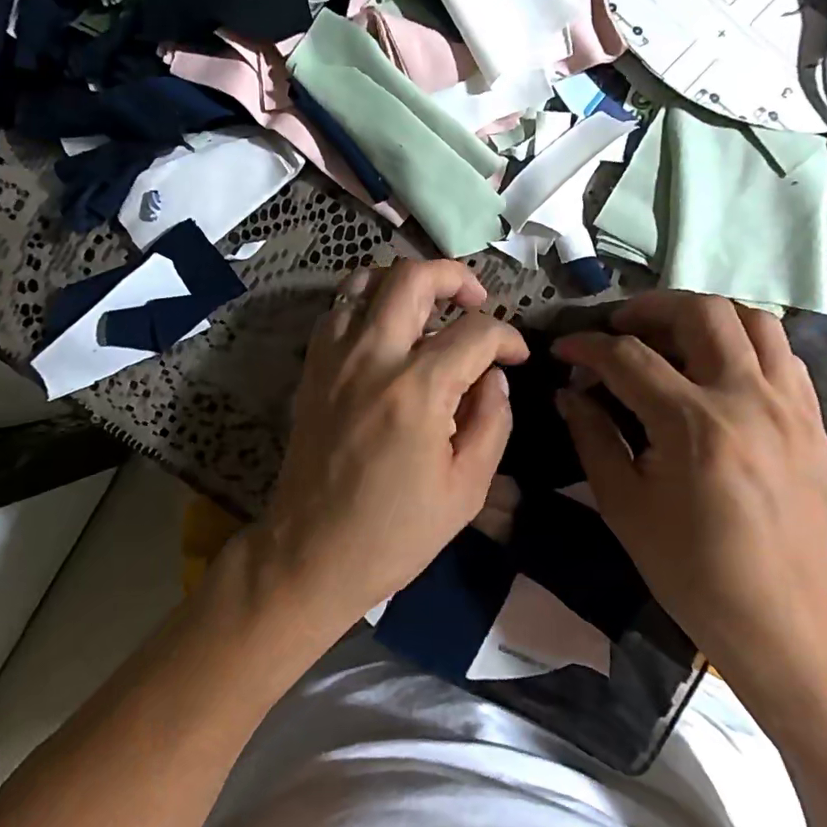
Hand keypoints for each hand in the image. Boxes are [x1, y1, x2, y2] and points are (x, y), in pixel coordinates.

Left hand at [251, 259, 529, 627]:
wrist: (312, 550)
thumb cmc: (395, 532)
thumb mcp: (467, 488)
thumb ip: (491, 420)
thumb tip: (494, 375)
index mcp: (416, 389)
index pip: (475, 332)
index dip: (507, 336)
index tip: (516, 356)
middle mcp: (370, 357)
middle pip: (411, 277)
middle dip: (454, 276)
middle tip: (476, 300)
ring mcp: (332, 358)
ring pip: (363, 282)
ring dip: (402, 283)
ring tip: (428, 309)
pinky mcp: (310, 369)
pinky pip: (335, 311)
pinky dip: (363, 304)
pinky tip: (384, 332)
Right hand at [552, 291, 826, 686]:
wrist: (779, 613)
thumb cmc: (687, 564)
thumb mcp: (621, 501)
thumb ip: (591, 435)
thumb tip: (570, 392)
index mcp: (694, 424)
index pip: (629, 356)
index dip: (586, 345)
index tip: (562, 350)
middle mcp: (749, 399)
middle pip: (702, 313)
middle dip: (648, 309)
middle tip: (617, 330)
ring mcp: (790, 405)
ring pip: (753, 320)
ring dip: (701, 317)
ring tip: (667, 338)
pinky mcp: (812, 418)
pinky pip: (782, 352)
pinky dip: (741, 343)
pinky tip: (711, 368)